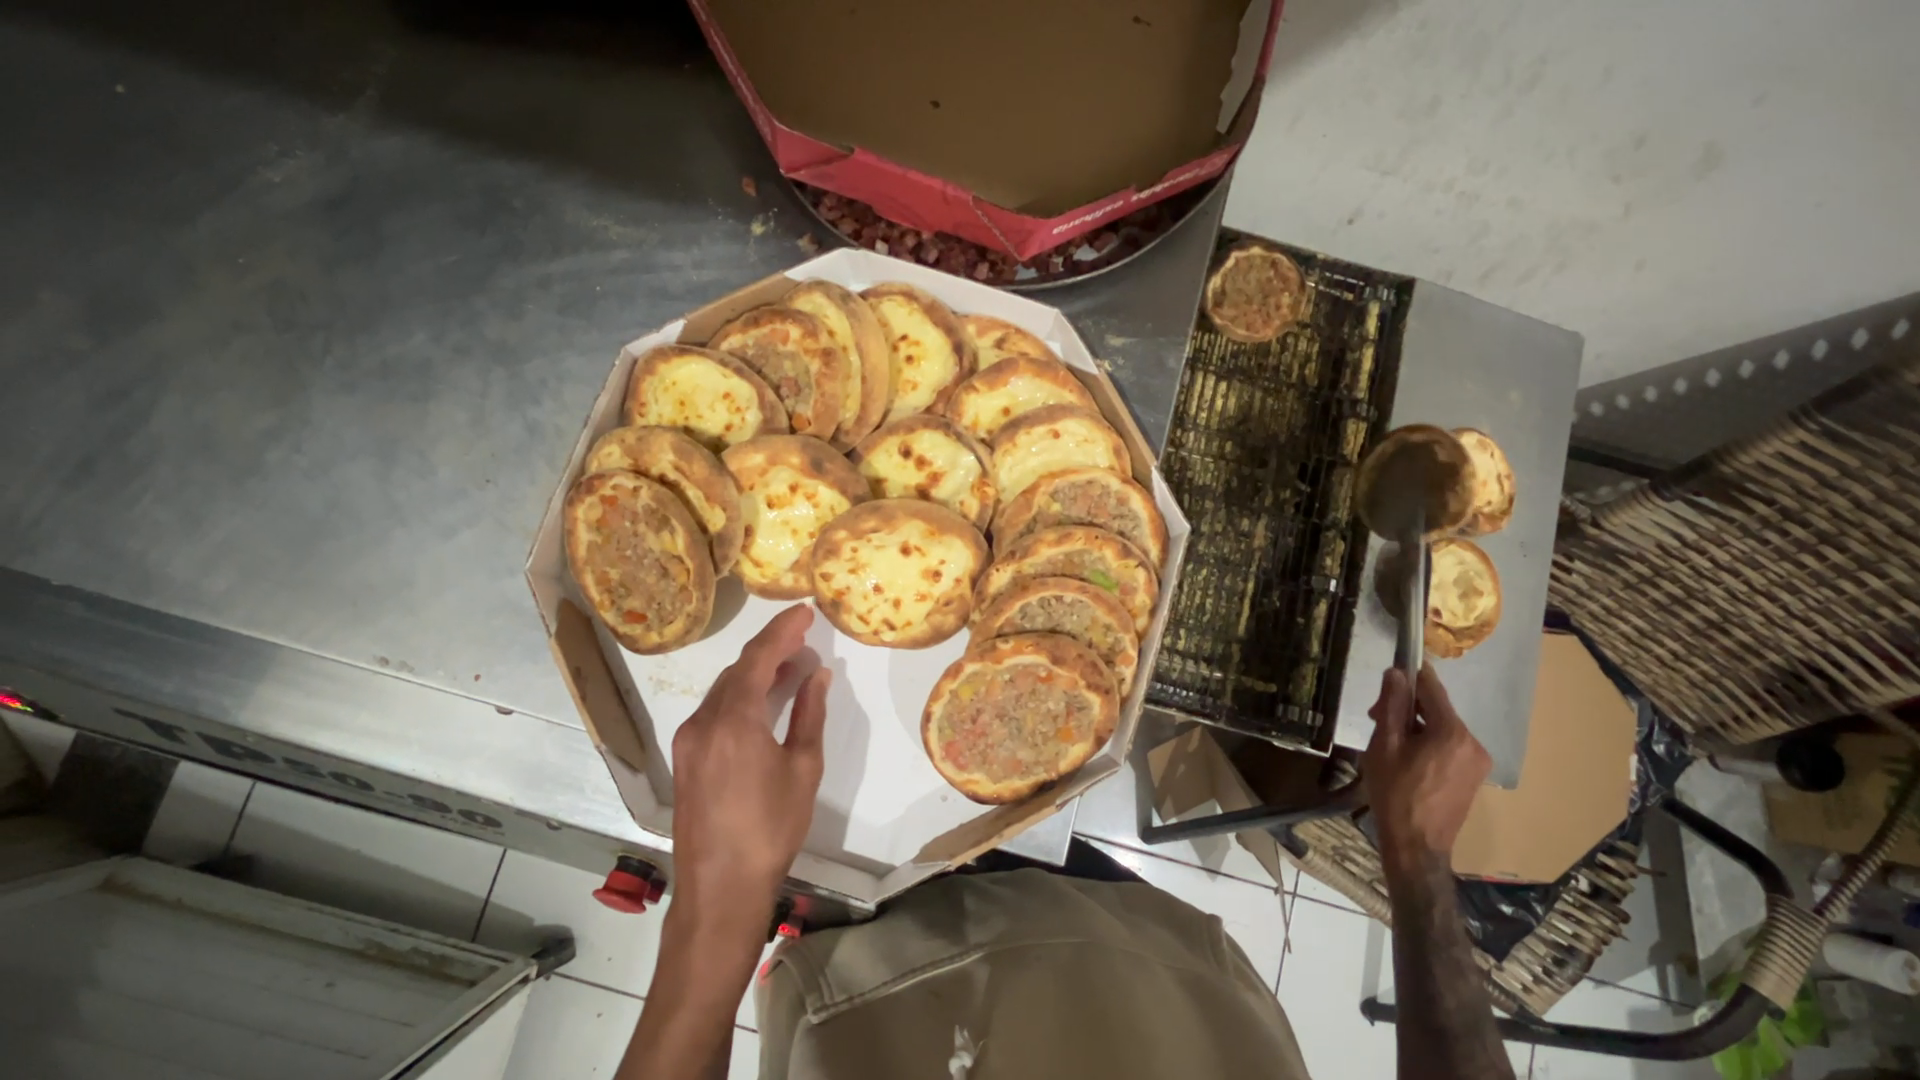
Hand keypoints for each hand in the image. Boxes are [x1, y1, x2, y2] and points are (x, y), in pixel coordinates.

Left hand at [669, 604, 829, 923]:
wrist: (720, 887)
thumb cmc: (771, 829)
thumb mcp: (802, 768)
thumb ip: (809, 714)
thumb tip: (817, 675)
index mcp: (734, 719)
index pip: (758, 657)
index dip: (783, 630)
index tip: (806, 611)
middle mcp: (703, 721)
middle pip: (737, 670)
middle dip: (771, 651)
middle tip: (805, 641)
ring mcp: (689, 741)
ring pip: (724, 691)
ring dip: (755, 675)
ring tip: (792, 669)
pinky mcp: (685, 759)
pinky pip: (715, 712)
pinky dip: (741, 698)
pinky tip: (764, 704)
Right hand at [1363, 665, 1489, 870]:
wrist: (1416, 845)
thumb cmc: (1394, 793)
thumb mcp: (1384, 745)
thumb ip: (1392, 706)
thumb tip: (1396, 672)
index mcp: (1452, 732)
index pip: (1431, 688)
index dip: (1410, 676)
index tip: (1389, 674)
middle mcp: (1473, 742)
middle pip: (1436, 710)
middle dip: (1406, 709)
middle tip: (1375, 721)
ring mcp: (1478, 761)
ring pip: (1442, 729)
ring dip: (1415, 728)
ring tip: (1388, 746)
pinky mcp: (1474, 776)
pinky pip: (1449, 747)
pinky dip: (1428, 745)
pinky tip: (1406, 761)